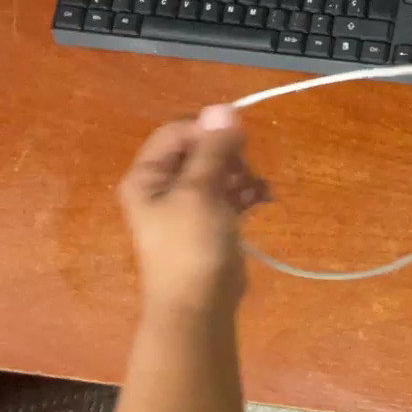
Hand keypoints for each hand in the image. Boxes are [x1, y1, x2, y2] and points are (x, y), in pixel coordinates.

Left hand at [118, 105, 270, 315]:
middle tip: (244, 172)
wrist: (198, 303)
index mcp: (149, 176)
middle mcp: (165, 186)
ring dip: (244, 174)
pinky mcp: (212, 220)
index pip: (178, 132)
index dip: (209, 131)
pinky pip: (232, 193)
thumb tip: (224, 107)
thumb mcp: (200, 191)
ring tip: (257, 191)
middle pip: (202, 150)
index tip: (238, 141)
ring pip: (221, 171)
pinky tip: (263, 201)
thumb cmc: (190, 245)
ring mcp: (189, 204)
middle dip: (230, 155)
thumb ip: (213, 149)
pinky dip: (248, 193)